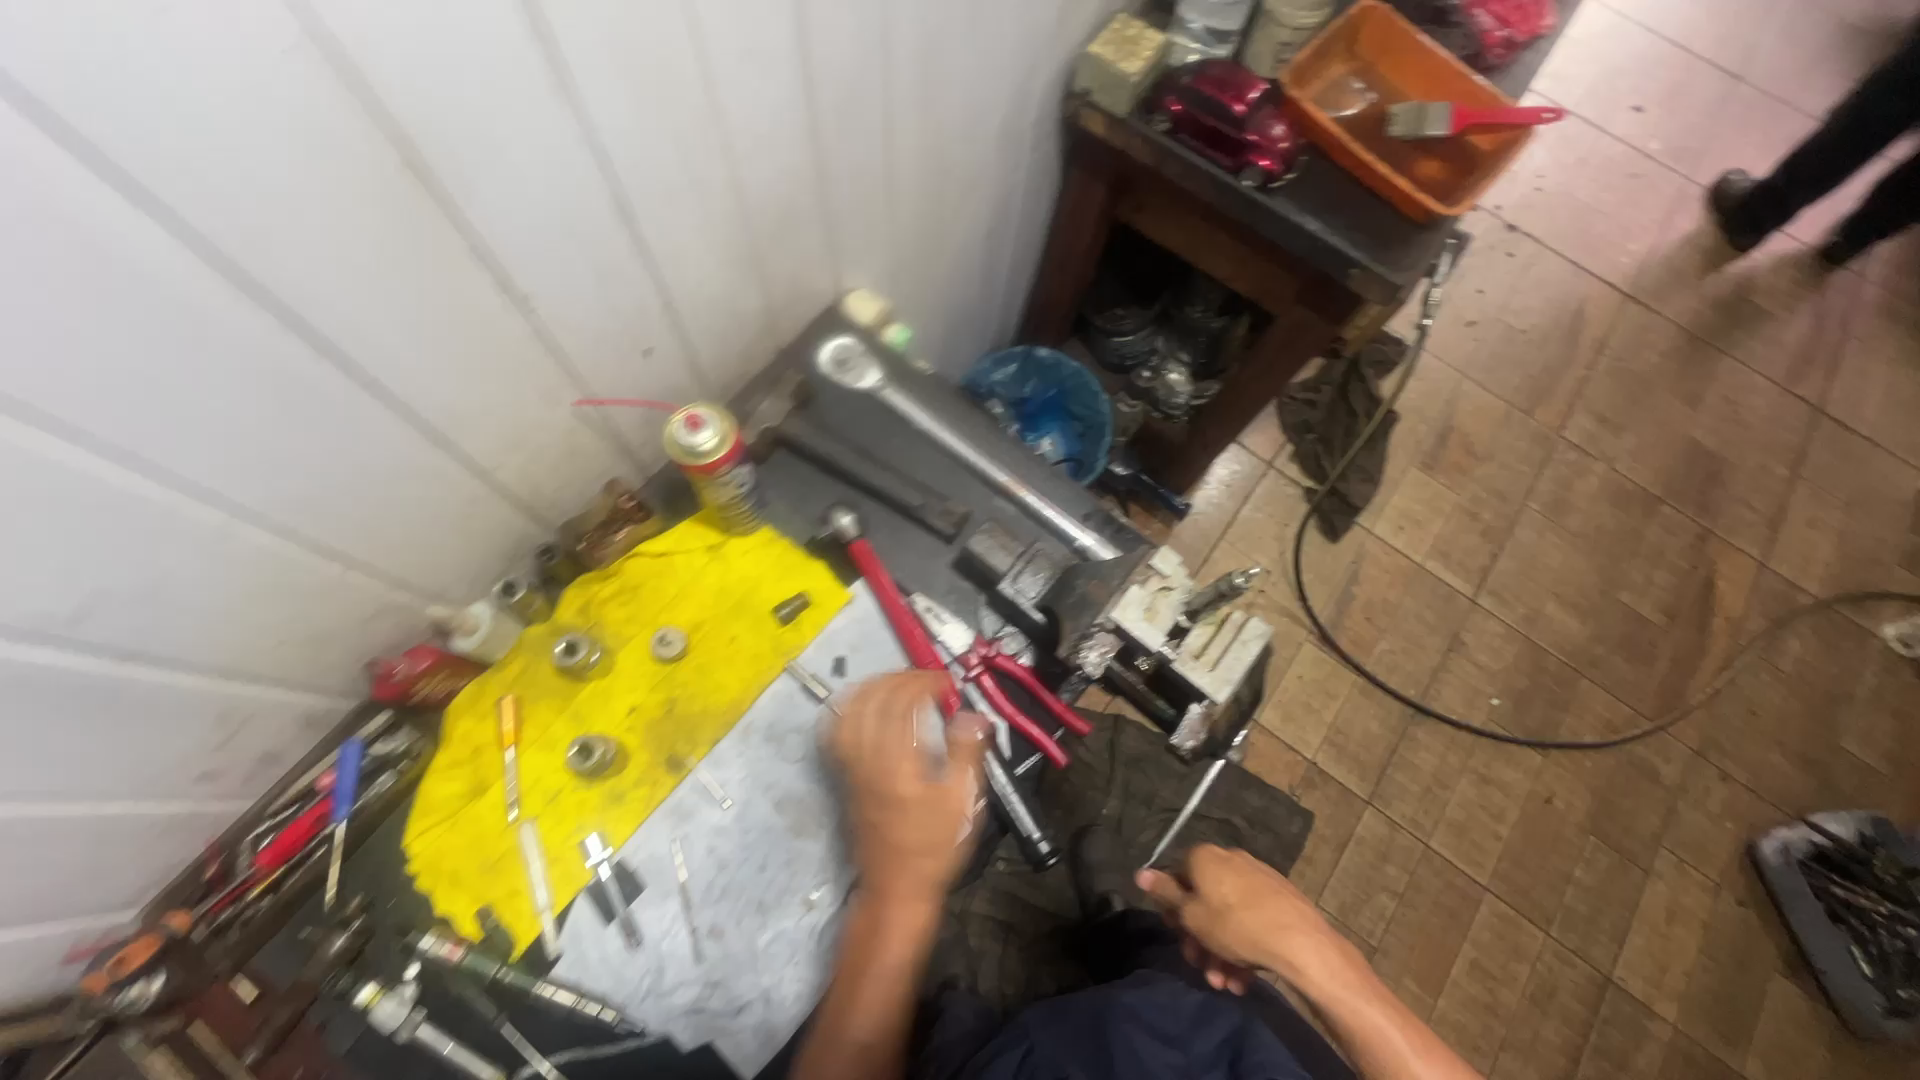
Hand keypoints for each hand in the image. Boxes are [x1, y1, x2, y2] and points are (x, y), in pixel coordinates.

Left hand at [828, 671, 989, 903]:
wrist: (895, 888)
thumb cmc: (933, 847)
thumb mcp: (962, 802)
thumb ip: (967, 754)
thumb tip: (973, 715)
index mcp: (899, 760)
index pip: (904, 702)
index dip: (925, 682)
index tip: (947, 682)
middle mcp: (868, 757)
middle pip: (874, 699)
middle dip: (901, 679)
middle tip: (927, 679)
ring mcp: (850, 766)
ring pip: (850, 710)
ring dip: (874, 686)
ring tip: (898, 683)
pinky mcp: (843, 776)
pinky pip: (836, 731)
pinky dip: (849, 709)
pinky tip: (864, 706)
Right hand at [1137, 844, 1355, 989]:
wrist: (1300, 942)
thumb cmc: (1234, 926)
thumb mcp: (1191, 915)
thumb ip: (1165, 894)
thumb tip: (1139, 872)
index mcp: (1204, 857)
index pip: (1176, 877)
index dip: (1173, 910)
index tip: (1177, 936)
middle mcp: (1229, 858)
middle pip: (1203, 899)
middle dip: (1199, 938)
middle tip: (1200, 966)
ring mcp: (1257, 876)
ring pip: (1227, 914)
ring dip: (1220, 950)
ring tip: (1226, 983)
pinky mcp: (1280, 896)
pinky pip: (1250, 918)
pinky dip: (1243, 944)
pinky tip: (1244, 977)